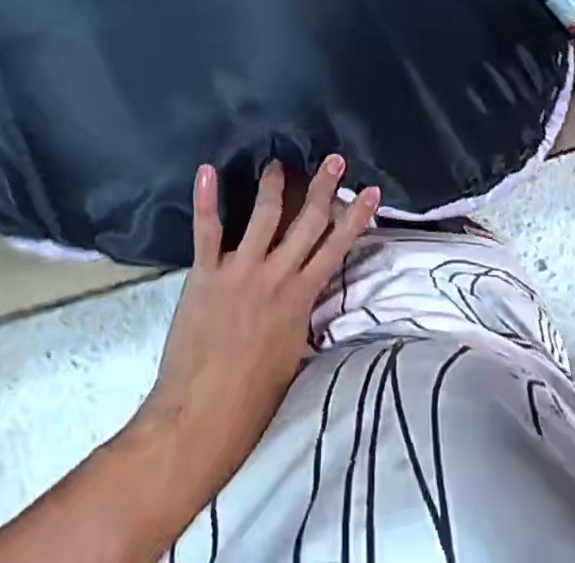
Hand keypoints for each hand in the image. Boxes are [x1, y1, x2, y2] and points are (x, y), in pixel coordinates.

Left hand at [137, 157, 379, 482]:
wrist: (203, 414)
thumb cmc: (254, 397)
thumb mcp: (294, 355)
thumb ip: (301, 319)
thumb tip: (307, 303)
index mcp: (301, 296)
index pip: (336, 247)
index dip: (356, 217)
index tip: (371, 191)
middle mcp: (276, 275)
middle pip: (307, 221)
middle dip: (324, 187)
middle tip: (334, 159)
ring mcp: (240, 270)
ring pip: (263, 215)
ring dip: (272, 185)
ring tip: (277, 161)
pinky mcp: (206, 274)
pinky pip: (207, 230)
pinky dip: (206, 199)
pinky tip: (207, 170)